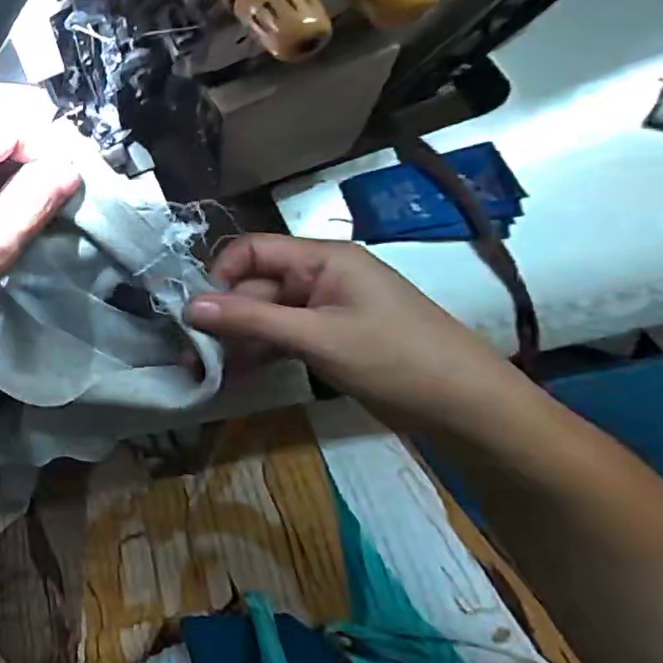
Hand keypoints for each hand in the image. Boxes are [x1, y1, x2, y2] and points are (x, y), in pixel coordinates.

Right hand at [185, 234, 536, 433]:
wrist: (474, 412)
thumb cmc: (399, 360)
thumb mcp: (319, 338)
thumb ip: (251, 321)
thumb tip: (188, 307)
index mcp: (322, 259)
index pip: (251, 250)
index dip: (219, 275)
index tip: (197, 312)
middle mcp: (319, 277)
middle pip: (253, 286)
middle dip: (222, 317)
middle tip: (191, 354)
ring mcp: (324, 310)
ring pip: (263, 316)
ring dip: (235, 340)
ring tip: (204, 370)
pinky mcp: (329, 339)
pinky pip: (280, 338)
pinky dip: (258, 354)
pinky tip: (234, 375)